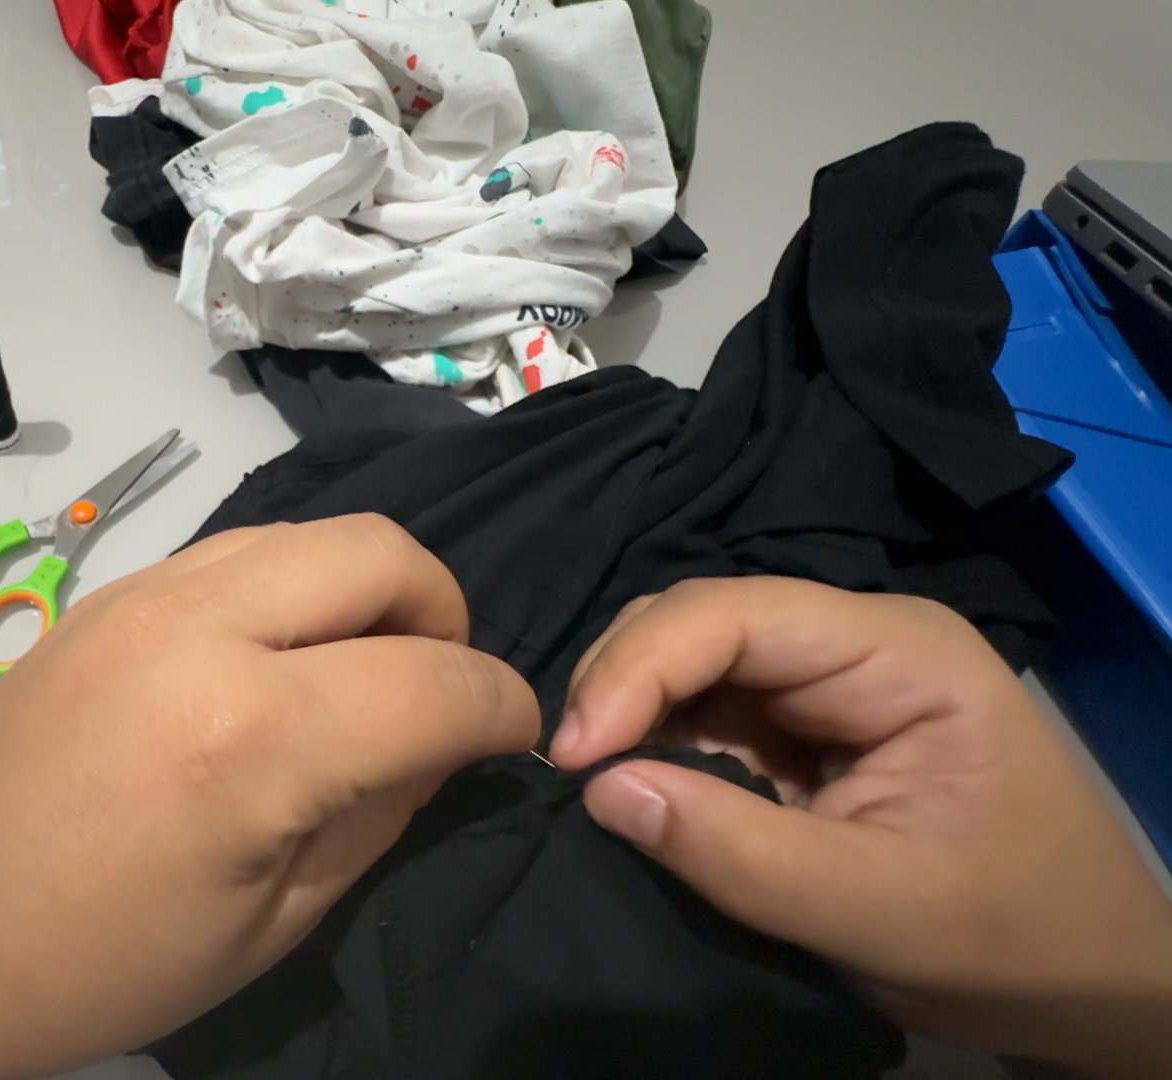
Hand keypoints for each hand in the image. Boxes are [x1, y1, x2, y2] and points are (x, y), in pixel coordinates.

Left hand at [0, 515, 540, 1079]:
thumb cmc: (98, 959)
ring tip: (361, 665)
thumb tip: (443, 739)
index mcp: (251, 735)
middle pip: (380, 550)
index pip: (436, 681)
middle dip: (443, 609)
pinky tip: (277, 653)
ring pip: (310, 533)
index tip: (510, 734)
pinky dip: (294, 586)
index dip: (502, 706)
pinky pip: (241, 551)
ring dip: (366, 588)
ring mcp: (147, 591)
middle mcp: (201, 628)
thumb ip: (380, 810)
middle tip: (436, 684)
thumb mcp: (276, 921)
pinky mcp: (112, 590)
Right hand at [548, 577, 1171, 1078]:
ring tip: (587, 767)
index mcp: (893, 650)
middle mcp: (840, 636)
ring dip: (616, 703)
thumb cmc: (1014, 940)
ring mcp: (805, 668)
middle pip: (685, 618)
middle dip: (615, 682)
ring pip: (669, 648)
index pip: (727, 617)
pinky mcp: (776, 707)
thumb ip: (740, 854)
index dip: (635, 670)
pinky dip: (635, 727)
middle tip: (570, 765)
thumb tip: (599, 789)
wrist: (1076, 977)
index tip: (575, 754)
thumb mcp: (885, 914)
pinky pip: (680, 694)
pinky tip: (623, 766)